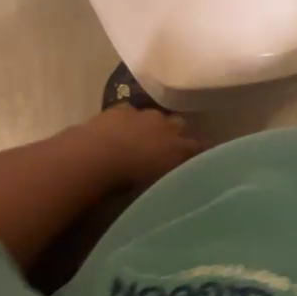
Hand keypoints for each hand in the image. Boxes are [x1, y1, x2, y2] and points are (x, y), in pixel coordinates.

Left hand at [81, 106, 203, 186]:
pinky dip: (128, 121)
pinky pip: (131, 113)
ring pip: (155, 116)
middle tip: (166, 148)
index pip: (198, 147)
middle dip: (175, 133)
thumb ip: (170, 178)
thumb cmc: (129, 181)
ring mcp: (143, 115)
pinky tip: (119, 131)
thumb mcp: (157, 185)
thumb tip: (175, 178)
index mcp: (178, 148)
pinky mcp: (121, 109)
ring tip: (141, 140)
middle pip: (179, 124)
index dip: (199, 151)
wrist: (97, 156)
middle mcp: (166, 127)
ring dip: (151, 126)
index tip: (198, 157)